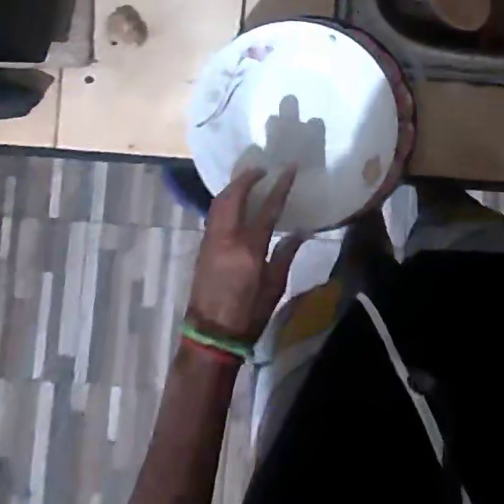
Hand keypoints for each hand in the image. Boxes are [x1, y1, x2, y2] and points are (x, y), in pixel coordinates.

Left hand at [186, 168, 305, 344]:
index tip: (289, 168)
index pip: (268, 208)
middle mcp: (227, 237)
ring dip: (234, 187)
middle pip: (235, 195)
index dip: (280, 185)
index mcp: (249, 247)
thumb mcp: (274, 287)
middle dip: (248, 178)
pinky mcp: (203, 245)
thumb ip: (286, 255)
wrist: (211, 334)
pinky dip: (225, 200)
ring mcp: (211, 239)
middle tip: (262, 168)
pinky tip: (234, 201)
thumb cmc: (248, 313)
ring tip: (248, 179)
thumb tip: (300, 232)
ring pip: (220, 202)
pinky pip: (214, 213)